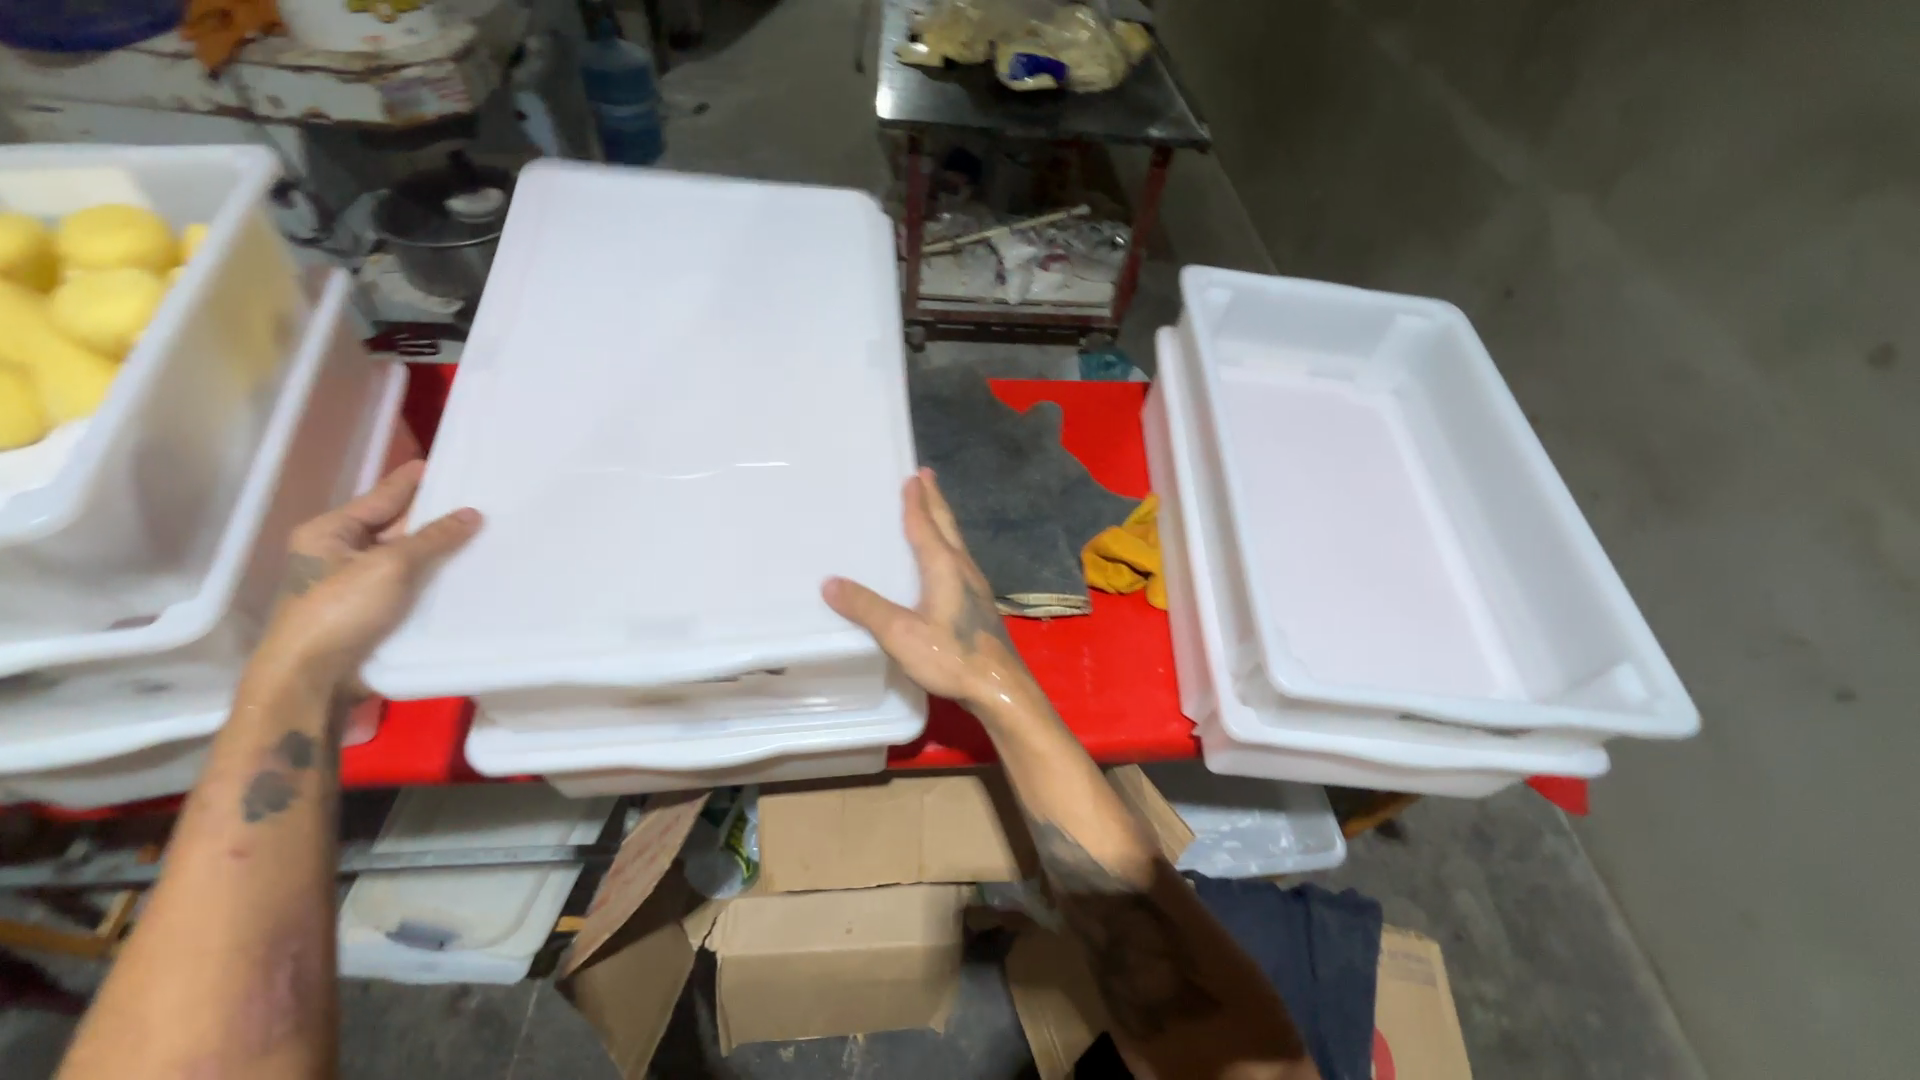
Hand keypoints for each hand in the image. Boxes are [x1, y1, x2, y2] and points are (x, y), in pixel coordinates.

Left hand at [258, 460, 480, 684]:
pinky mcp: (372, 612)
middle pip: (394, 526)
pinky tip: (466, 572)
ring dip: (438, 549)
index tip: (441, 463)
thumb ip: (432, 538)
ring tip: (482, 532)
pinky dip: (434, 577)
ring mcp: (356, 585)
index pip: (381, 497)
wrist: (313, 678)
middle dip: (432, 516)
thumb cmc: (339, 612)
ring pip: (405, 557)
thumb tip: (472, 513)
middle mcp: (339, 554)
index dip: (411, 482)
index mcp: (329, 533)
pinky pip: (410, 584)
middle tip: (475, 499)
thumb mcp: (389, 567)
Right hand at [823, 468, 1042, 718]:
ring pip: (956, 544)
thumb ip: (866, 608)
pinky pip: (959, 563)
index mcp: (945, 567)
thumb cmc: (951, 657)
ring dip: (942, 523)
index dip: (916, 501)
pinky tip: (943, 562)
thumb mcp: (900, 634)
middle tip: (926, 477)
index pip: (926, 525)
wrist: (999, 687)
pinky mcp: (979, 606)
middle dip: (935, 501)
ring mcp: (976, 587)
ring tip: (932, 511)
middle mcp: (964, 569)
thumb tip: (830, 582)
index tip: (913, 475)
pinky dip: (947, 548)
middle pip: (947, 527)